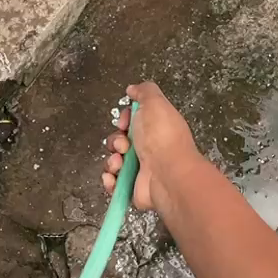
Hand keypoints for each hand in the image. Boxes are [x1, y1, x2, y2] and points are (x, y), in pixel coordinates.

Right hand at [103, 82, 202, 212]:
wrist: (167, 174)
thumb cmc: (162, 138)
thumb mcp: (155, 103)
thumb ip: (144, 91)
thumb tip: (132, 89)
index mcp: (155, 128)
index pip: (132, 122)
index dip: (124, 120)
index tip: (125, 123)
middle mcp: (149, 149)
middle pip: (119, 141)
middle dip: (115, 141)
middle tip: (123, 145)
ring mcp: (140, 170)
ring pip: (113, 161)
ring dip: (111, 161)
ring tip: (119, 164)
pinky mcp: (132, 188)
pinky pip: (113, 183)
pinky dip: (109, 180)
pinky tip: (114, 177)